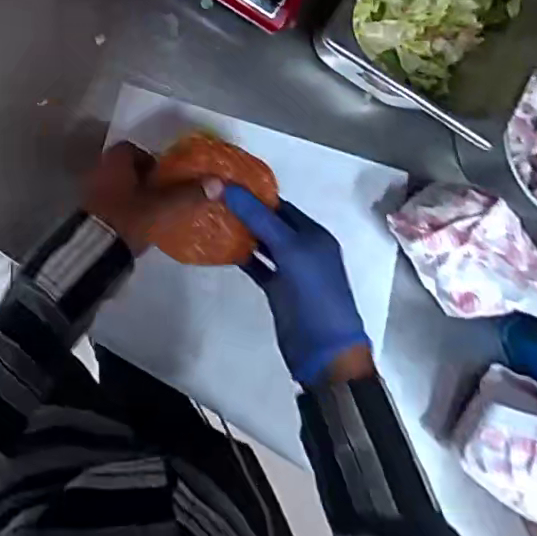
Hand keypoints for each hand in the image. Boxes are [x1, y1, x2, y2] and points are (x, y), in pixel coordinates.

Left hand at [81, 142, 209, 253]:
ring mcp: (91, 190)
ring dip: (132, 193)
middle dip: (143, 177)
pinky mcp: (89, 211)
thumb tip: (218, 183)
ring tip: (152, 209)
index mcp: (117, 160)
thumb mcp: (165, 206)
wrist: (96, 248)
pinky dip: (123, 207)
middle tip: (162, 192)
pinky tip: (137, 222)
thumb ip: (190, 193)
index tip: (165, 175)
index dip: (150, 160)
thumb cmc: (131, 217)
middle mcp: (101, 169)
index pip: (132, 149)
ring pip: (117, 185)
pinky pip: (109, 201)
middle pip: (125, 167)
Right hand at [221, 185, 371, 384]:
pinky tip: (219, 247)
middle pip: (270, 222)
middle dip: (246, 211)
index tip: (227, 183)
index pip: (281, 206)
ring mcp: (290, 270)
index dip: (256, 194)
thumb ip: (259, 218)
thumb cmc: (314, 294)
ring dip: (241, 232)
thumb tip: (228, 187)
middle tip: (214, 198)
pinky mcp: (277, 289)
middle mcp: (303, 248)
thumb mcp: (290, 250)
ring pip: (262, 243)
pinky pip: (256, 265)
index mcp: (314, 234)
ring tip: (212, 217)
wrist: (324, 352)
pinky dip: (240, 256)